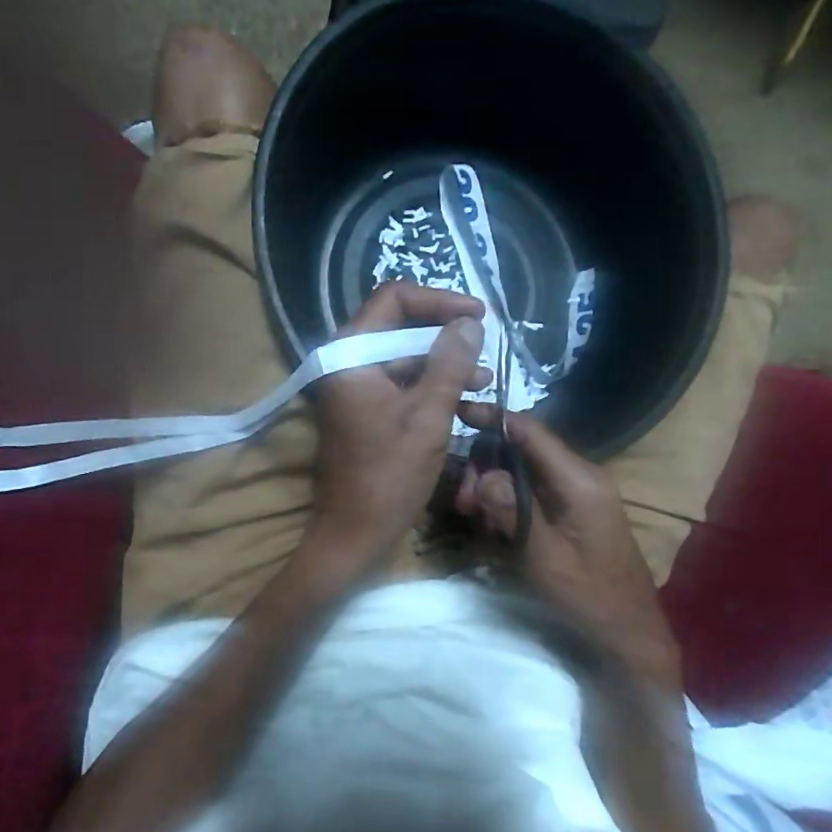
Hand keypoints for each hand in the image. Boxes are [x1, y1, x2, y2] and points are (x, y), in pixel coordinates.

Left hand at [308, 282, 487, 564]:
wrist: (354, 532)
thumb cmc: (389, 474)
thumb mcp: (429, 415)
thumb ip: (450, 363)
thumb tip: (470, 322)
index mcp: (350, 355)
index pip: (394, 299)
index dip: (439, 301)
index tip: (479, 315)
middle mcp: (346, 363)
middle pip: (400, 327)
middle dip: (446, 338)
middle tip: (485, 350)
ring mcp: (354, 388)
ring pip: (404, 360)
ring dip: (444, 367)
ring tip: (484, 383)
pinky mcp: (364, 411)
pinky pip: (401, 386)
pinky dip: (431, 391)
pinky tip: (467, 405)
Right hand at [452, 405, 672, 670]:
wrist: (626, 629)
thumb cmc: (587, 594)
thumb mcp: (543, 556)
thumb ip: (513, 510)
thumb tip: (484, 474)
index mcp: (579, 480)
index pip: (530, 431)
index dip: (493, 418)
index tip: (458, 412)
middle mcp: (580, 476)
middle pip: (521, 450)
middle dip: (485, 467)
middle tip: (461, 502)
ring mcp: (578, 491)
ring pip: (522, 469)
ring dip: (492, 486)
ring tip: (474, 517)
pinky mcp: (573, 507)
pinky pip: (531, 489)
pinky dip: (507, 499)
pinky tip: (493, 525)